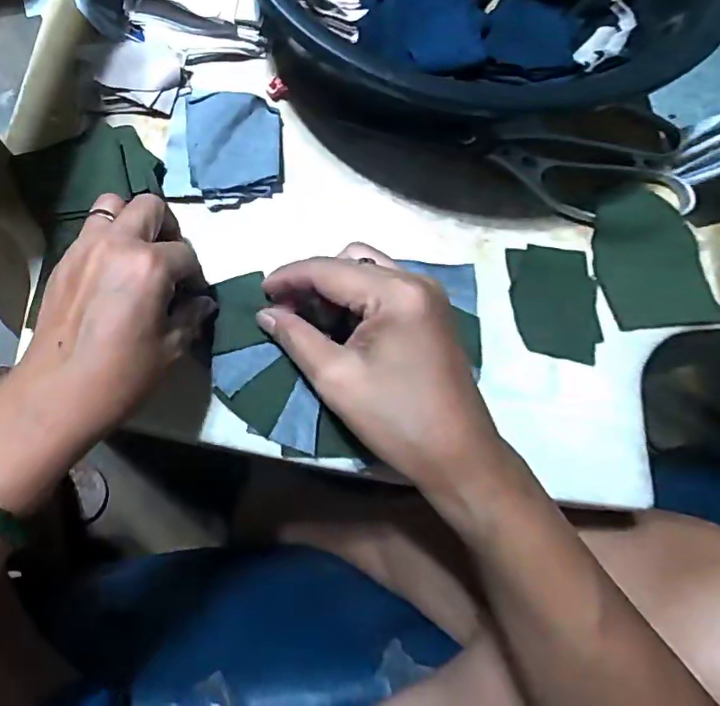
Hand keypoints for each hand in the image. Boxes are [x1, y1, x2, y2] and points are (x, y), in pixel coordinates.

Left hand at [0, 193, 211, 463]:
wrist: (55, 395)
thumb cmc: (120, 376)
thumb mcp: (169, 349)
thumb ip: (190, 316)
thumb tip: (202, 302)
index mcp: (149, 264)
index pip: (185, 253)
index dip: (195, 275)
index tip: (193, 294)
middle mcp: (116, 244)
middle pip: (149, 206)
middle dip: (168, 227)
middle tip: (169, 259)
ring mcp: (85, 248)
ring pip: (112, 205)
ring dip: (131, 222)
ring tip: (136, 253)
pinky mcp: (63, 260)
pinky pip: (90, 231)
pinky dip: (106, 239)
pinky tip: (109, 272)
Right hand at [259, 244, 510, 493]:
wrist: (461, 458)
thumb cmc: (397, 420)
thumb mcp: (336, 378)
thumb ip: (296, 337)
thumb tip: (267, 312)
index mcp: (397, 291)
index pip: (329, 268)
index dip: (289, 276)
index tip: (258, 293)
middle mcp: (416, 281)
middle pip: (350, 262)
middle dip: (312, 280)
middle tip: (284, 310)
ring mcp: (428, 295)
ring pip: (367, 271)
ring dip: (334, 288)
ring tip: (307, 318)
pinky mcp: (431, 312)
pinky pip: (384, 288)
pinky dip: (356, 299)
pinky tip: (339, 326)